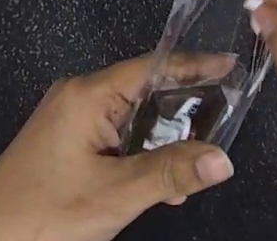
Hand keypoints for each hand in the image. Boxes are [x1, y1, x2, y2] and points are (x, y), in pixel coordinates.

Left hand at [0, 56, 234, 240]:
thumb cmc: (47, 213)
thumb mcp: (115, 196)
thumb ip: (170, 173)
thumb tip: (223, 159)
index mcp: (87, 94)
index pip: (149, 68)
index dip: (192, 66)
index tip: (229, 64)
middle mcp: (77, 95)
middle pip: (140, 89)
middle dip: (180, 108)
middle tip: (222, 118)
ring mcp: (67, 117)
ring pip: (127, 115)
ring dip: (159, 138)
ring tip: (194, 162)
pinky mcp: (62, 141)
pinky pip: (110, 133)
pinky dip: (137, 150)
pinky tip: (158, 178)